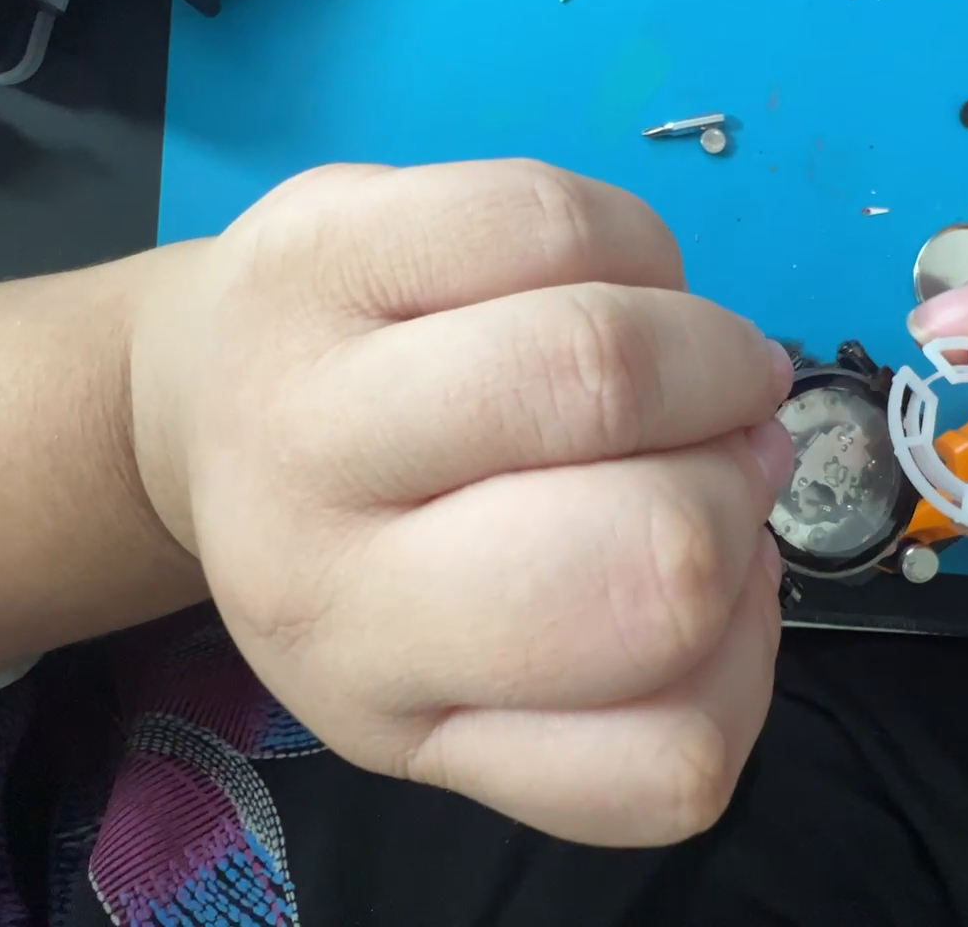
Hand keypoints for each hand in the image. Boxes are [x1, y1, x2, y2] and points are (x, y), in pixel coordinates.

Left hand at [126, 161, 792, 846]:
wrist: (215, 402)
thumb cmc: (362, 544)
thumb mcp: (472, 685)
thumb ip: (635, 682)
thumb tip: (752, 549)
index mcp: (392, 687)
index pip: (663, 745)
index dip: (751, 636)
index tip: (733, 559)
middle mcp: (326, 552)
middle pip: (654, 540)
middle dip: (741, 475)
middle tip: (731, 437)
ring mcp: (313, 374)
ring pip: (605, 362)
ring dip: (710, 350)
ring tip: (685, 353)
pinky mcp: (330, 226)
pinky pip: (560, 222)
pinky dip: (643, 250)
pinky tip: (614, 277)